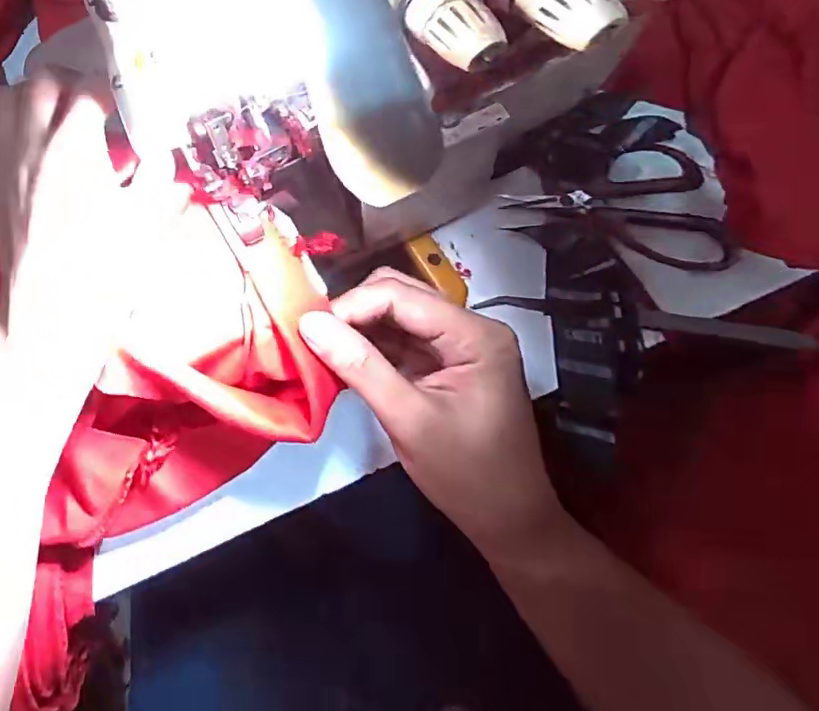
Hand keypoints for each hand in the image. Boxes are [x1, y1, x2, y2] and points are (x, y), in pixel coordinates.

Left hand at [0, 69, 185, 423]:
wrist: (52, 313)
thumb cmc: (106, 268)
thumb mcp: (147, 219)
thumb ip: (161, 179)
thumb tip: (165, 159)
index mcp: (76, 144)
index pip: (90, 87)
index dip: (113, 88)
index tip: (127, 101)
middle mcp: (34, 143)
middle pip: (41, 80)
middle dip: (69, 80)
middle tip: (92, 101)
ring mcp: (6, 165)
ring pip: (3, 101)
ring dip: (30, 97)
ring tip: (56, 116)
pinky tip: (18, 151)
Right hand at [298, 269, 571, 558]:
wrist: (509, 523)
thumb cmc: (468, 475)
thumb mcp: (410, 421)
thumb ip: (360, 367)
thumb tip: (309, 324)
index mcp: (474, 335)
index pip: (399, 296)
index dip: (350, 306)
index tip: (309, 329)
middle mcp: (468, 327)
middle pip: (397, 294)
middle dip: (351, 312)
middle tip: (313, 336)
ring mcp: (456, 343)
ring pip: (393, 313)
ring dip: (356, 327)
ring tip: (321, 347)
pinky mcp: (442, 361)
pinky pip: (397, 337)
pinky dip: (367, 345)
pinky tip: (342, 359)